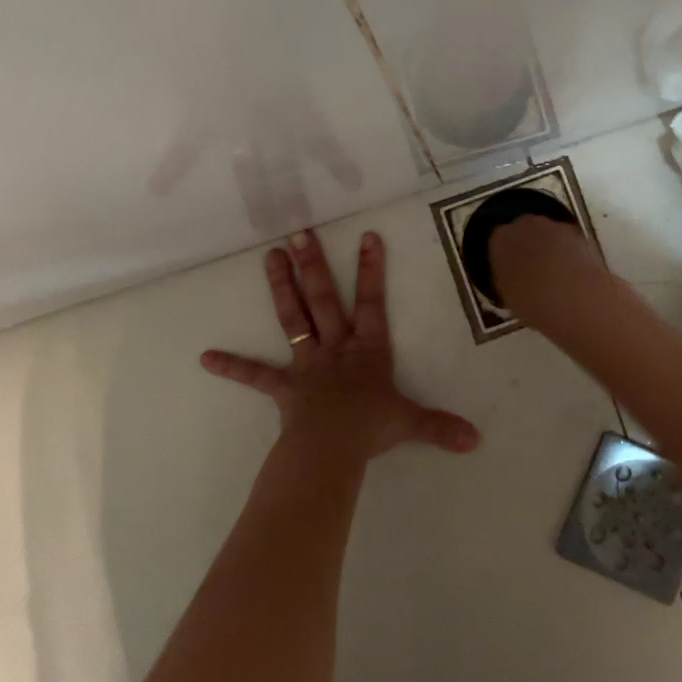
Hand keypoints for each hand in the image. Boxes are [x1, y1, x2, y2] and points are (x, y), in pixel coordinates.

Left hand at [200, 229, 481, 462]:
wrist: (331, 449)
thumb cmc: (371, 429)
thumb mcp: (412, 423)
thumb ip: (441, 427)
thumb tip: (476, 440)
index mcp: (368, 350)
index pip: (372, 302)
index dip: (372, 270)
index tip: (367, 236)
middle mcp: (336, 347)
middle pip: (325, 299)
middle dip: (314, 265)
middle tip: (300, 232)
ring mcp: (307, 364)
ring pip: (294, 319)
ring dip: (282, 288)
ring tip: (270, 257)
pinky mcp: (284, 387)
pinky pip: (256, 375)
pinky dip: (232, 366)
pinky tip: (205, 357)